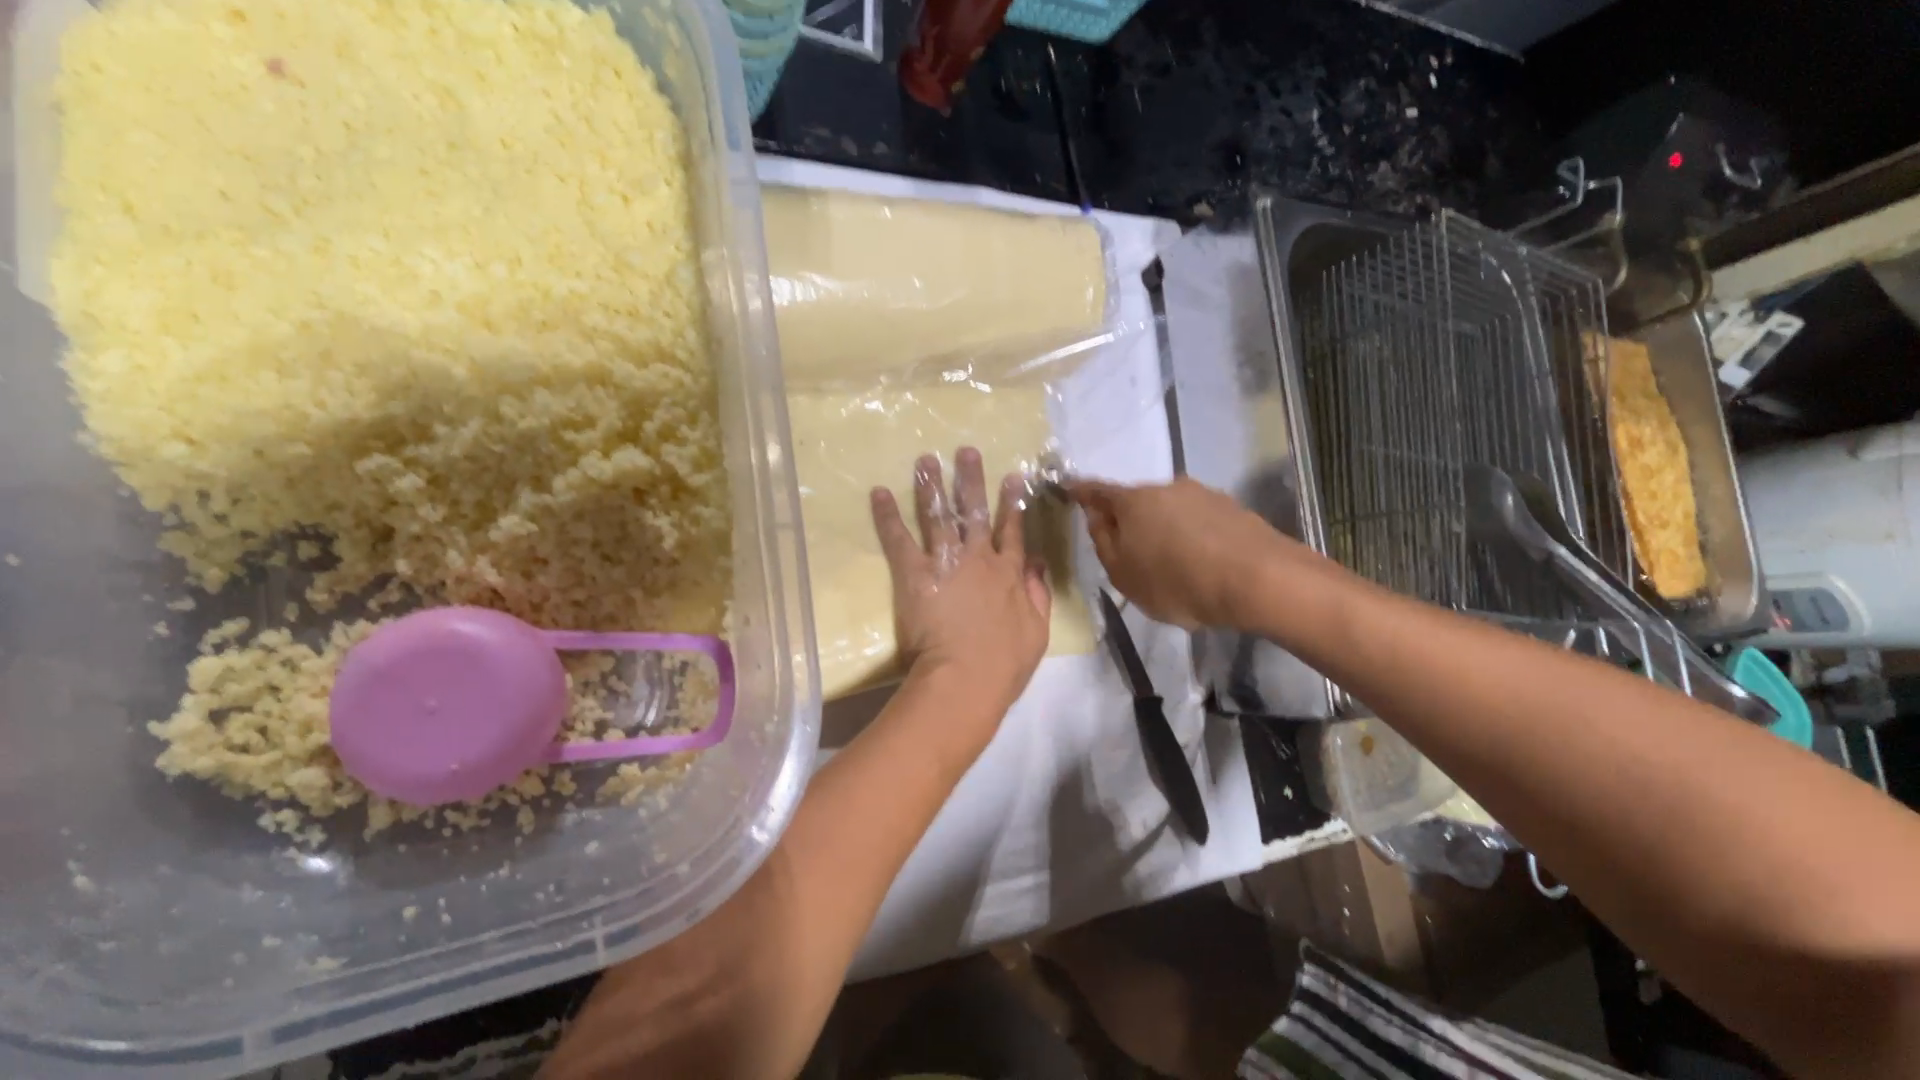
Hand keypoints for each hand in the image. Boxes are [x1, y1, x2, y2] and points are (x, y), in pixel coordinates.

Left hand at [871, 447, 1051, 714]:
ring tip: (925, 460)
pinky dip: (888, 516)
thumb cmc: (1004, 662)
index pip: (1011, 531)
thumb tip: (1037, 563)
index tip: (1012, 476)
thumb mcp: (1038, 631)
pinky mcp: (914, 574)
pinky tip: (879, 493)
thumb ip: (1038, 594)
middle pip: (974, 512)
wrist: (967, 675)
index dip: (1012, 503)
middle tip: (965, 451)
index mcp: (1009, 573)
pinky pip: (899, 539)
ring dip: (931, 486)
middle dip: (970, 480)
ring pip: (938, 516)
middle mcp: (978, 559)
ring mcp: (946, 563)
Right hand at [1071, 477, 1322, 629]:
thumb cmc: (1178, 582)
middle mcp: (1166, 488)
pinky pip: (1200, 523)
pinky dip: (1193, 538)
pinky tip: (1201, 565)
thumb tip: (1098, 519)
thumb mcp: (1125, 576)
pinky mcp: (1233, 509)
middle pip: (1137, 502)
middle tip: (1130, 553)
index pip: (1096, 491)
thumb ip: (1104, 545)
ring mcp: (1203, 495)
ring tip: (1172, 567)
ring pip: (1171, 511)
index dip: (1080, 492)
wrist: (1258, 580)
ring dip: (1165, 531)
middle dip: (1130, 521)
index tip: (1068, 490)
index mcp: (1132, 502)